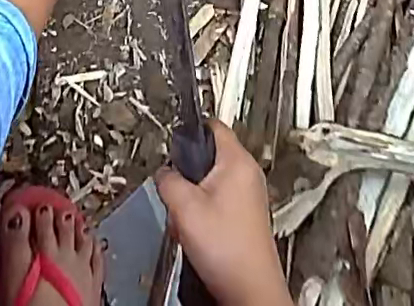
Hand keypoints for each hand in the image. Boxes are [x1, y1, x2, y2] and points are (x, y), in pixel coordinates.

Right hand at [155, 120, 292, 305]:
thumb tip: (163, 172)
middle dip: (189, 173)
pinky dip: (205, 210)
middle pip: (209, 155)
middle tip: (180, 192)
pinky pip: (220, 199)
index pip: (212, 125)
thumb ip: (168, 180)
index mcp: (237, 160)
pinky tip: (199, 233)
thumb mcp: (184, 207)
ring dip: (194, 196)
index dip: (191, 130)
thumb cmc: (228, 250)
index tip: (176, 141)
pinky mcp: (246, 214)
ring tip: (189, 218)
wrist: (249, 291)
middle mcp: (248, 172)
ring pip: (212, 180)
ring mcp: (250, 194)